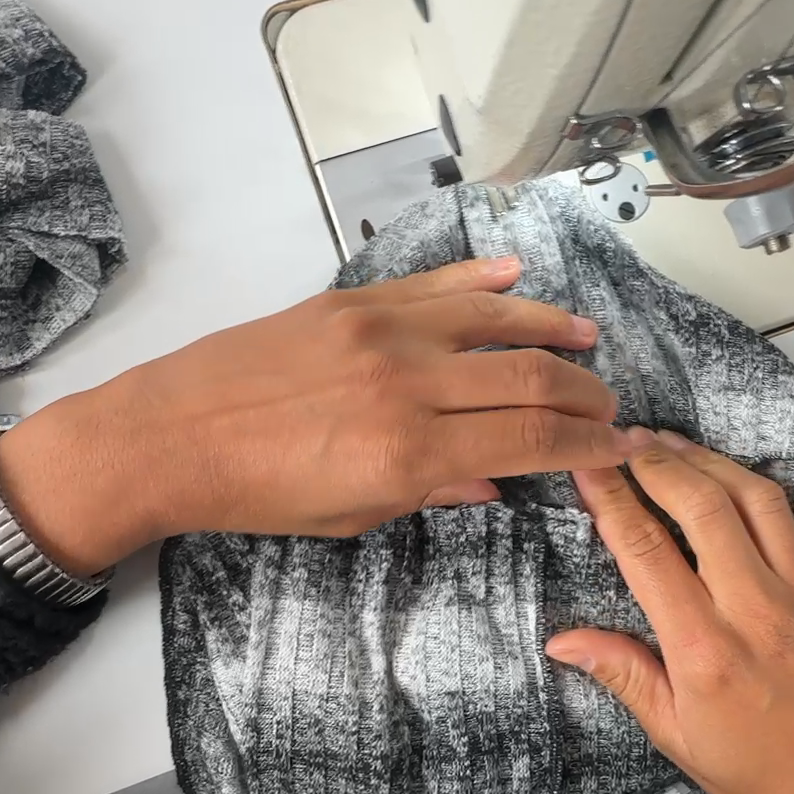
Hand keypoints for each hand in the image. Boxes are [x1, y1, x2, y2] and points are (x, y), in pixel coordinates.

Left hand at [0, 257, 632, 573]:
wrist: (168, 436)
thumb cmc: (260, 495)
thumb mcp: (354, 515)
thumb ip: (437, 490)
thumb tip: (498, 483)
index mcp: (412, 452)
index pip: (531, 440)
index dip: (591, 445)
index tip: (625, 446)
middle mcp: (411, 383)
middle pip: (530, 378)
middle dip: (586, 393)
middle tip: (611, 404)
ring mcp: (383, 329)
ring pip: (495, 318)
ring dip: (552, 329)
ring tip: (589, 338)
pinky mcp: (354, 298)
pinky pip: (436, 283)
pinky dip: (483, 279)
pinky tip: (517, 278)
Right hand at [547, 429, 793, 793]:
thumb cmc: (758, 772)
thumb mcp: (674, 734)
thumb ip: (621, 673)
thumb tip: (562, 640)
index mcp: (704, 649)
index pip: (646, 551)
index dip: (611, 500)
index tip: (586, 467)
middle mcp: (753, 608)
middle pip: (700, 505)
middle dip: (655, 461)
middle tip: (621, 439)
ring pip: (747, 495)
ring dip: (701, 458)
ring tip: (662, 440)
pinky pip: (782, 513)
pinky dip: (743, 479)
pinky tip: (716, 470)